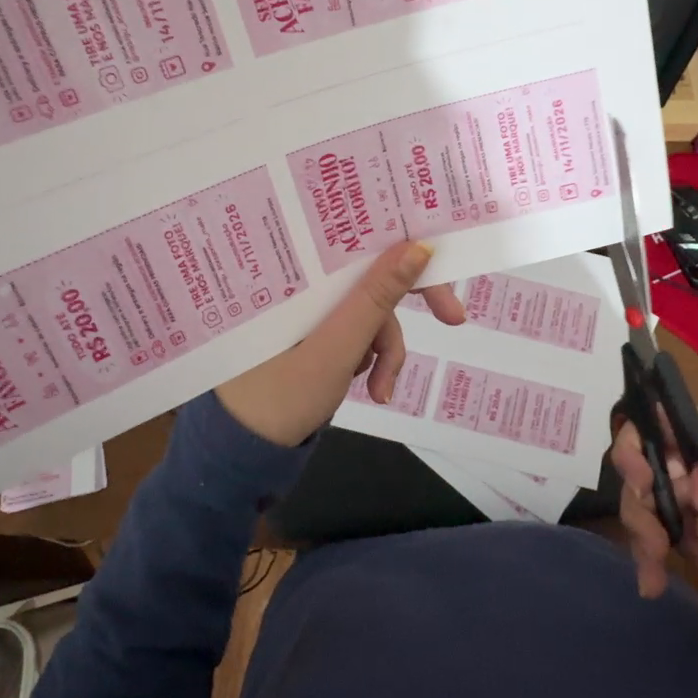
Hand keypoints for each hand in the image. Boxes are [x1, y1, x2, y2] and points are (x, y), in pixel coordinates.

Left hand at [216, 241, 464, 446]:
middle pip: (369, 278)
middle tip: (454, 320)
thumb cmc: (281, 396)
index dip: (407, 253)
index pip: (359, 244)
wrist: (243, 453)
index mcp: (296, 273)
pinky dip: (369, 357)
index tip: (445, 269)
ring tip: (379, 390)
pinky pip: (355, 332)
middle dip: (407, 309)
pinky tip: (364, 385)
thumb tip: (420, 245)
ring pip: (368, 312)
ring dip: (385, 350)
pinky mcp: (311, 335)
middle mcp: (300, 283)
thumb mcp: (337, 346)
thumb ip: (377, 297)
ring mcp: (306, 311)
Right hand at [610, 406, 697, 593]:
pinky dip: (666, 543)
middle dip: (642, 508)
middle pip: (648, 462)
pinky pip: (666, 513)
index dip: (637, 448)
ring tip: (656, 579)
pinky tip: (694, 567)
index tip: (638, 488)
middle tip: (653, 551)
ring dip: (648, 533)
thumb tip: (693, 478)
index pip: (661, 419)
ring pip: (650, 492)